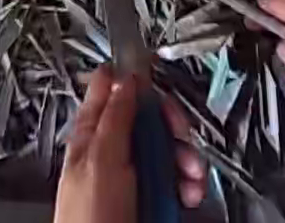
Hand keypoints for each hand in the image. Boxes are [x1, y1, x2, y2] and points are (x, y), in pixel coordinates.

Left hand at [54, 65, 207, 222]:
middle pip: (148, 115)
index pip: (111, 85)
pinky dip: (188, 182)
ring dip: (185, 156)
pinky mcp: (149, 197)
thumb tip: (126, 75)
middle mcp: (112, 148)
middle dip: (171, 124)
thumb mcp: (101, 160)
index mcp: (93, 132)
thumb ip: (114, 116)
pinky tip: (192, 193)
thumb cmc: (92, 219)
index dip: (135, 78)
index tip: (157, 84)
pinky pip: (173, 177)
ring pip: (165, 145)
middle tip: (182, 137)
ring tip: (192, 177)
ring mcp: (132, 174)